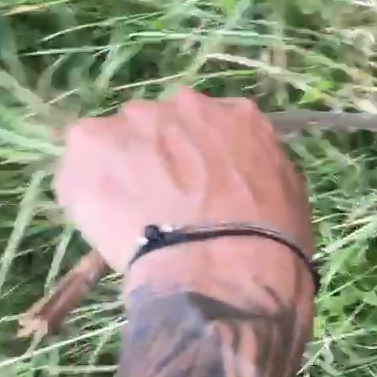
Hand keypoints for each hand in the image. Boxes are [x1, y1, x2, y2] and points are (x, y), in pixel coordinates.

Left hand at [55, 90, 311, 277]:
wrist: (226, 272)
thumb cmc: (273, 244)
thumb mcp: (291, 199)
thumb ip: (260, 170)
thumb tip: (241, 175)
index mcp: (239, 117)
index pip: (219, 127)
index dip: (211, 159)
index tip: (211, 187)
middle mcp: (182, 105)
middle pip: (164, 127)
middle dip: (165, 159)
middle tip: (174, 205)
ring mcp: (131, 121)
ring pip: (121, 144)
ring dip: (127, 173)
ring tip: (142, 221)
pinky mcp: (86, 146)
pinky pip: (86, 169)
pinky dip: (97, 195)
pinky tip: (118, 228)